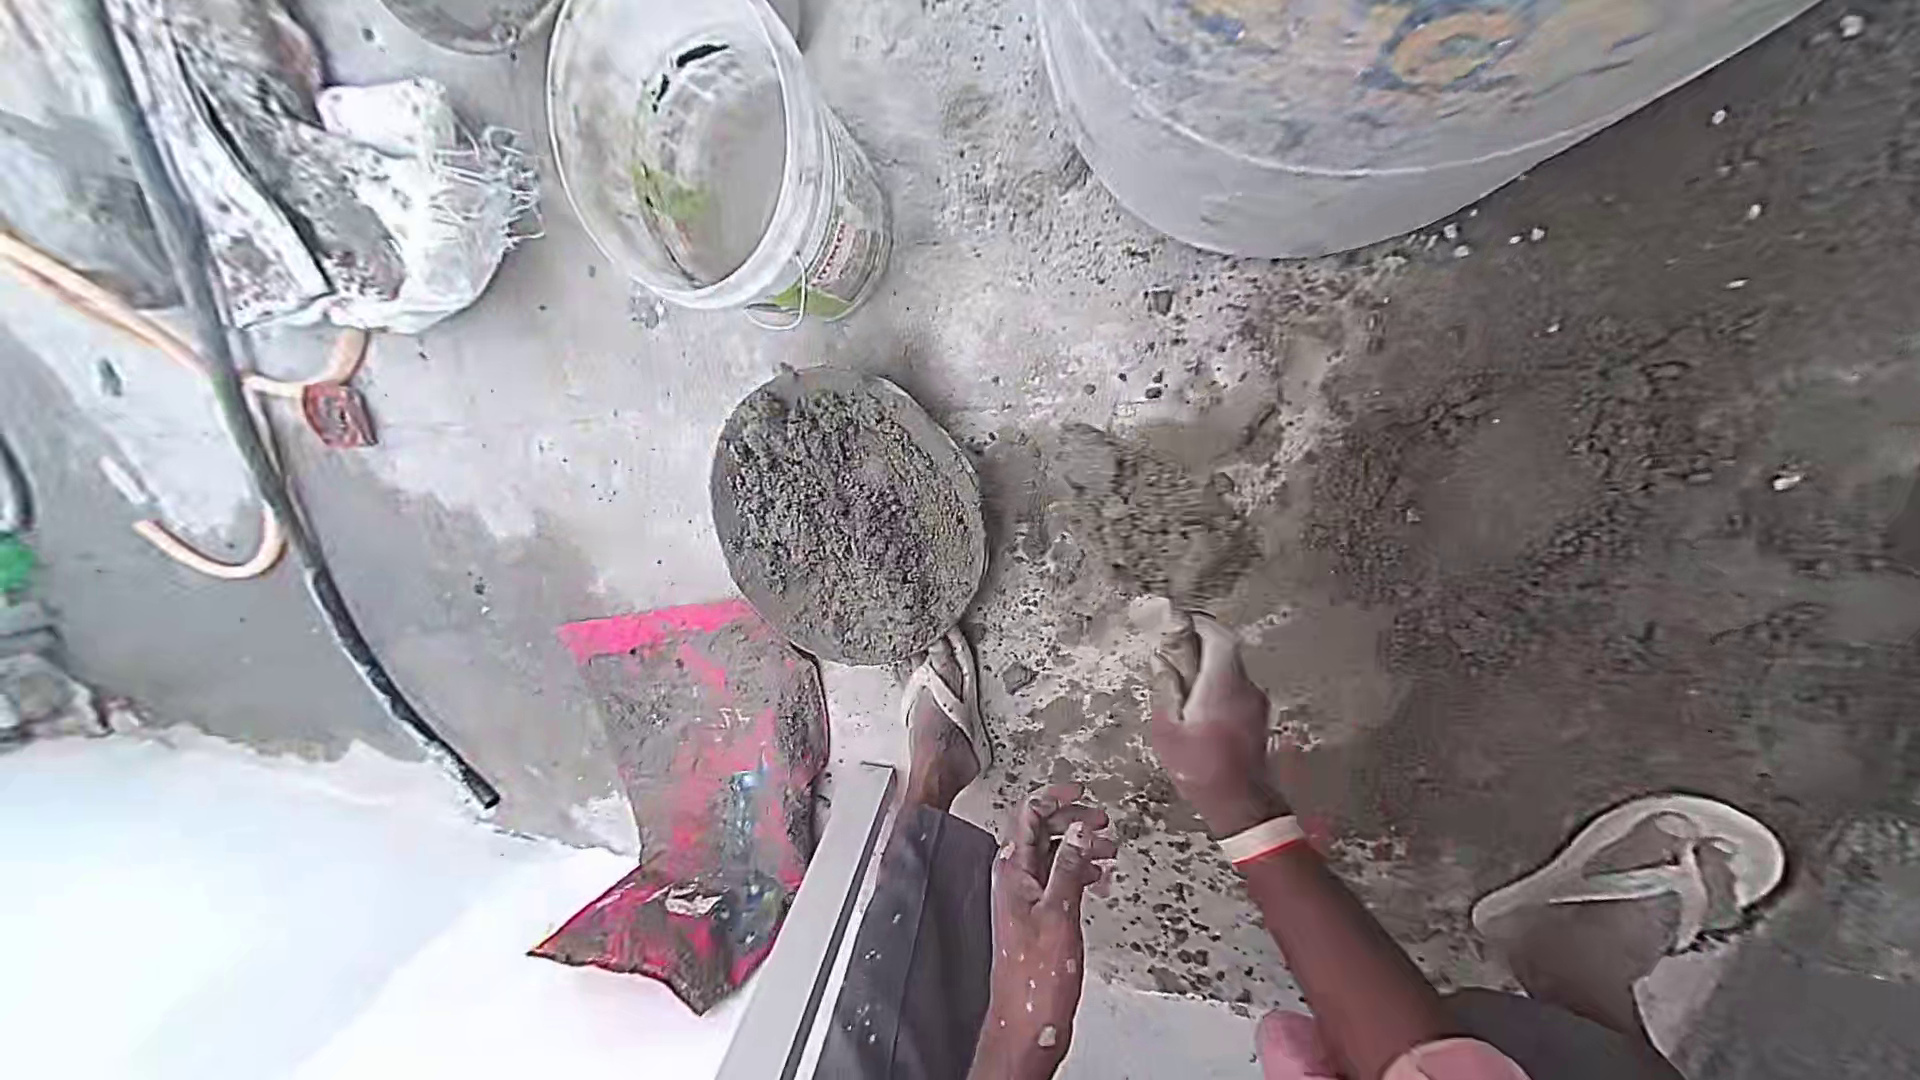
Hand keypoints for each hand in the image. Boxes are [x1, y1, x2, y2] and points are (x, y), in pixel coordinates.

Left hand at [969, 783, 1116, 1079]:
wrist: (1027, 1021)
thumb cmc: (1035, 975)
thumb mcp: (1058, 911)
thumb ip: (1068, 865)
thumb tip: (1078, 828)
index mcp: (1013, 868)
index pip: (1029, 815)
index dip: (1054, 797)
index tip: (1079, 790)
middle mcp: (1017, 875)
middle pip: (1043, 830)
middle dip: (1072, 819)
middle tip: (1101, 819)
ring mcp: (1027, 893)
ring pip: (1054, 852)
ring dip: (1080, 844)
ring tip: (1108, 845)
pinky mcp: (1039, 911)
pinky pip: (1059, 876)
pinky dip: (1079, 869)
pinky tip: (1097, 875)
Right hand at [1149, 613, 1289, 835]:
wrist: (1241, 805)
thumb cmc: (1200, 769)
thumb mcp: (1167, 728)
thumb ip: (1166, 687)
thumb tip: (1161, 659)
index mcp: (1222, 686)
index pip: (1219, 637)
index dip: (1197, 623)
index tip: (1175, 622)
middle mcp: (1245, 688)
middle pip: (1224, 648)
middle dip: (1196, 643)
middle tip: (1170, 650)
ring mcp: (1256, 701)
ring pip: (1229, 665)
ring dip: (1205, 663)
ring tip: (1179, 680)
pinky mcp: (1258, 713)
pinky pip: (1234, 683)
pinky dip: (1215, 679)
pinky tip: (1196, 700)